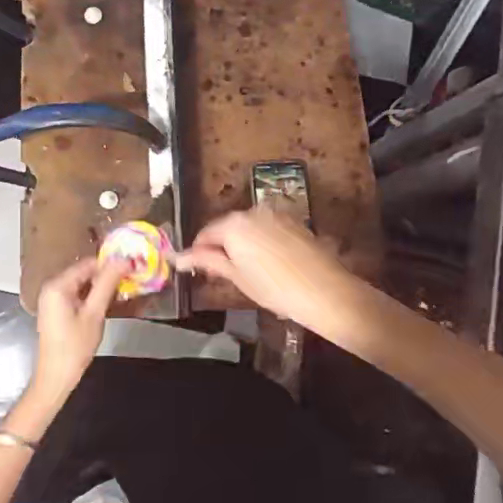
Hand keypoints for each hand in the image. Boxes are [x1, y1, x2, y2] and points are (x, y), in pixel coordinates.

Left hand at [28, 256, 127, 404]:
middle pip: (84, 273)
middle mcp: (51, 287)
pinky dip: (92, 297)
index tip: (133, 267)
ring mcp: (52, 299)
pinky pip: (76, 295)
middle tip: (132, 278)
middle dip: (107, 275)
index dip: (111, 264)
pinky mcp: (56, 310)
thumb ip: (107, 284)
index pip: (88, 264)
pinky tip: (108, 302)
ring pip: (81, 284)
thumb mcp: (94, 314)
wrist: (56, 375)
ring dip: (101, 286)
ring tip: (125, 289)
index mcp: (57, 285)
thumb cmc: (74, 347)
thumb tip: (122, 260)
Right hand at [174, 208, 369, 331]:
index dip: (197, 254)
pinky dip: (259, 243)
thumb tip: (178, 257)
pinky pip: (266, 229)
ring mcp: (276, 215)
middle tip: (221, 274)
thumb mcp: (235, 276)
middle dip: (220, 247)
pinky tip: (266, 264)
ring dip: (240, 245)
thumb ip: (206, 261)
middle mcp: (253, 212)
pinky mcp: (293, 222)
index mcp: (233, 224)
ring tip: (245, 271)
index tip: (198, 272)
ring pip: (247, 228)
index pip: (204, 235)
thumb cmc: (273, 287)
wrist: (324, 290)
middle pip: (226, 228)